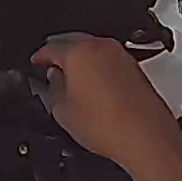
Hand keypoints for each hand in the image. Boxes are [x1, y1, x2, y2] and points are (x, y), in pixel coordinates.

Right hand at [31, 36, 181, 180]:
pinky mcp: (133, 66)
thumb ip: (53, 88)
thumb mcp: (63, 111)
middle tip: (51, 69)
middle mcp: (101, 48)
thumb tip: (55, 80)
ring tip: (74, 83)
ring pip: (93, 51)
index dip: (40, 56)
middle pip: (73, 44)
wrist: (145, 137)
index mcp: (79, 53)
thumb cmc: (109, 125)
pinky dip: (98, 69)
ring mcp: (120, 55)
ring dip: (81, 62)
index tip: (36, 61)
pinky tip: (95, 89)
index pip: (51, 47)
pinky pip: (108, 60)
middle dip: (61, 56)